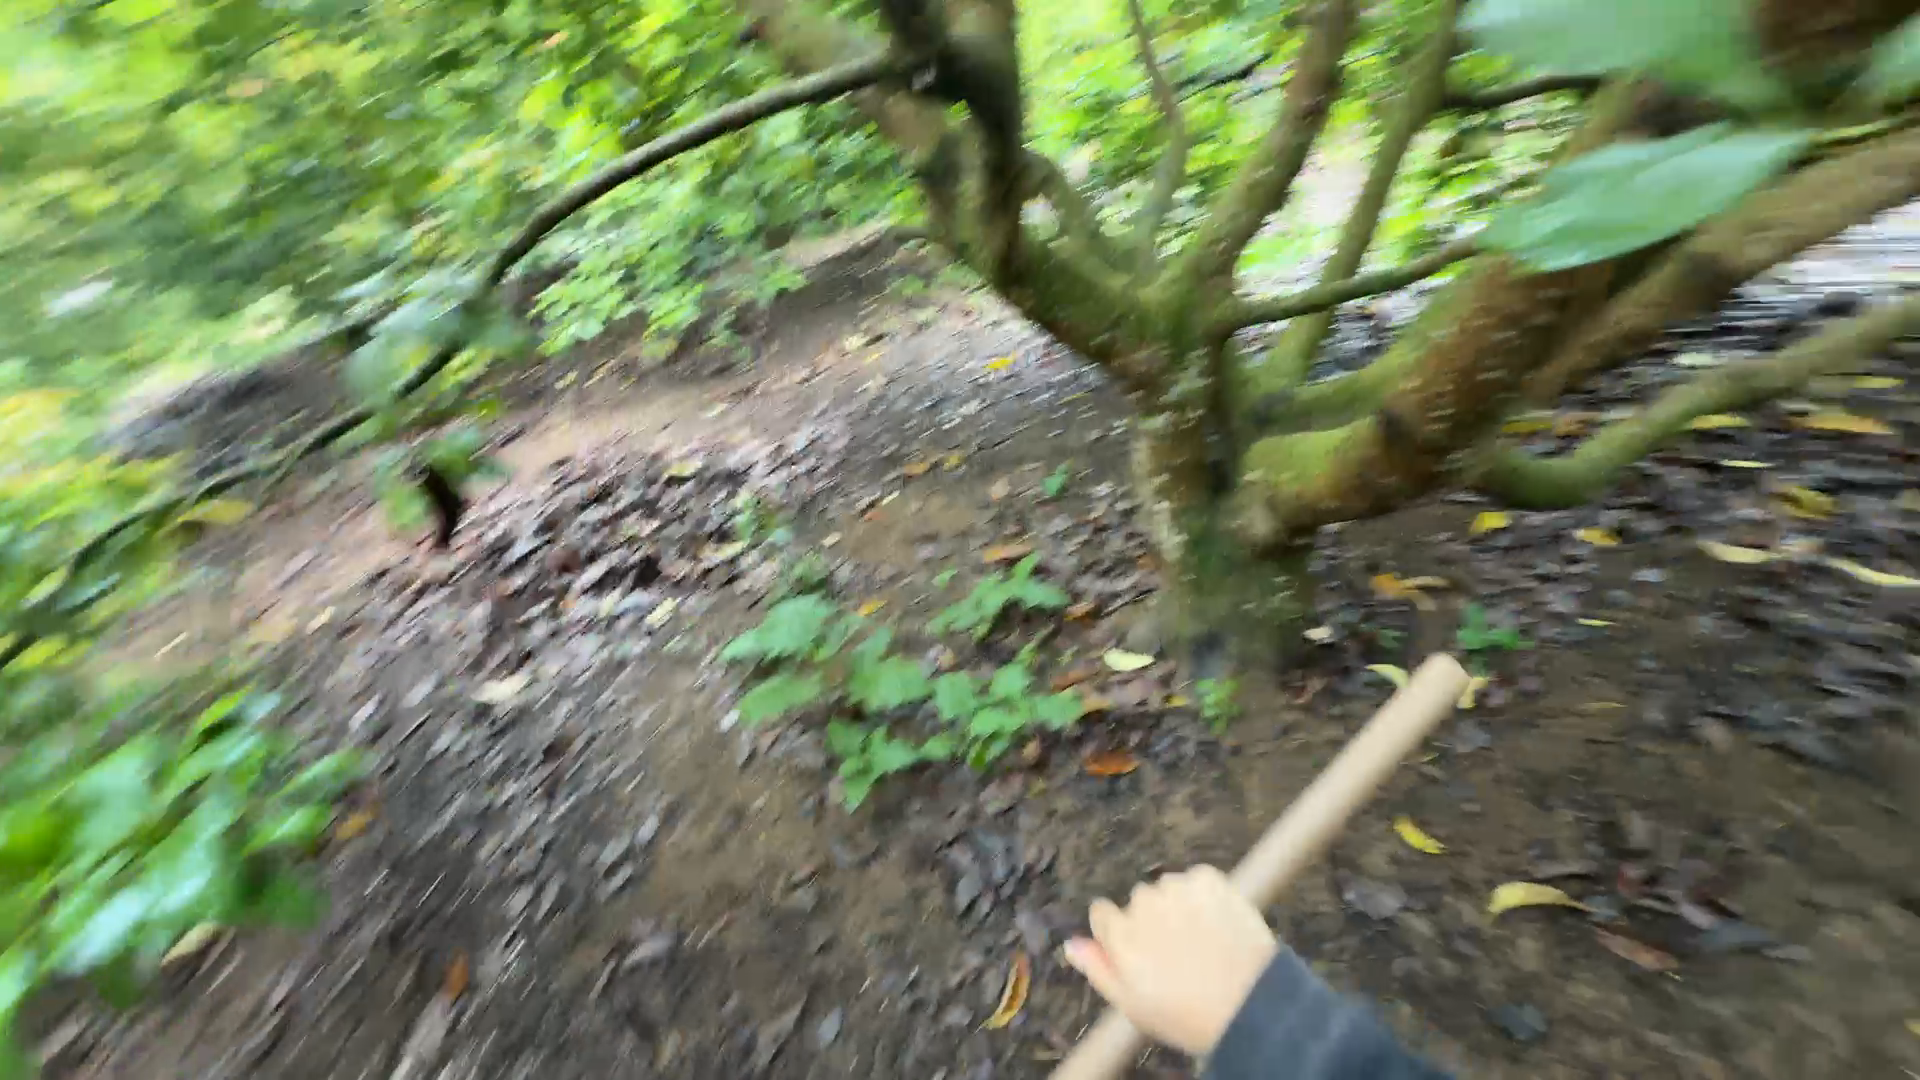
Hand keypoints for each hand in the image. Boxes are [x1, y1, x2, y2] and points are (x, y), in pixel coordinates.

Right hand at [1063, 865, 1277, 1056]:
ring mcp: (1176, 887)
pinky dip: (1205, 897)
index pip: (1102, 913)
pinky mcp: (1207, 878)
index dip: (1121, 933)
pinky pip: (1198, 880)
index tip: (1142, 952)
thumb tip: (1071, 944)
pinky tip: (1218, 926)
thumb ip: (1097, 970)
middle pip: (1138, 901)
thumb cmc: (1187, 1015)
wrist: (1253, 1005)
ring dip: (1179, 907)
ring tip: (1203, 944)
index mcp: (1120, 933)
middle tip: (1179, 955)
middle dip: (1153, 920)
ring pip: (1168, 889)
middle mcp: (1142, 902)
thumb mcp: (1133, 1005)